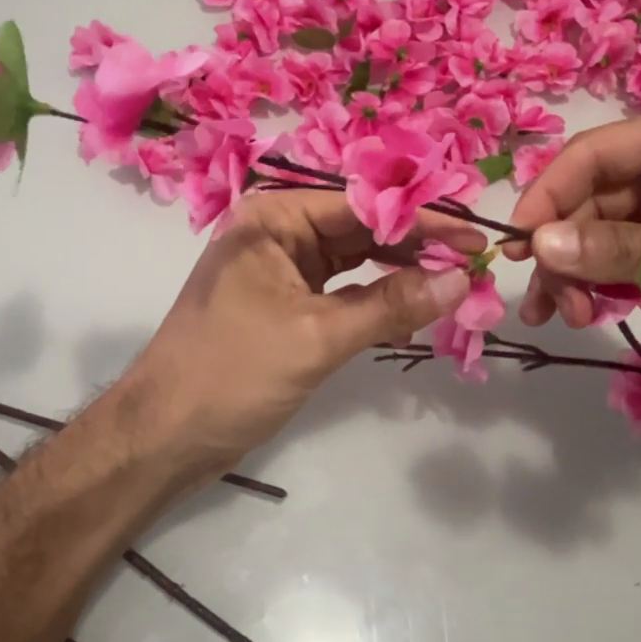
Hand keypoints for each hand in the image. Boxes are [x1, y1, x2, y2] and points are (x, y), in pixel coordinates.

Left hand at [122, 190, 481, 475]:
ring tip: (455, 286)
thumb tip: (460, 281)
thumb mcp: (317, 337)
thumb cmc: (231, 373)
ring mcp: (279, 271)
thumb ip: (391, 306)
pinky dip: (376, 301)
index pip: (363, 206)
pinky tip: (414, 311)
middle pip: (361, 229)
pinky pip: (341, 292)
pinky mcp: (284, 307)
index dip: (424, 220)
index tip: (476, 237)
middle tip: (474, 264)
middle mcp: (276, 234)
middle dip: (416, 246)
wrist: (164, 435)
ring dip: (401, 274)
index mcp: (273, 219)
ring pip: (355, 261)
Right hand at [506, 99, 640, 329]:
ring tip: (568, 318)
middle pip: (591, 194)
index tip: (516, 247)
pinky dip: (605, 283)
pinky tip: (592, 311)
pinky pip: (627, 255)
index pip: (595, 153)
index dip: (547, 195)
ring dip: (577, 271)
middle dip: (562, 246)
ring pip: (602, 228)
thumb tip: (537, 245)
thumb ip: (624, 249)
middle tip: (550, 307)